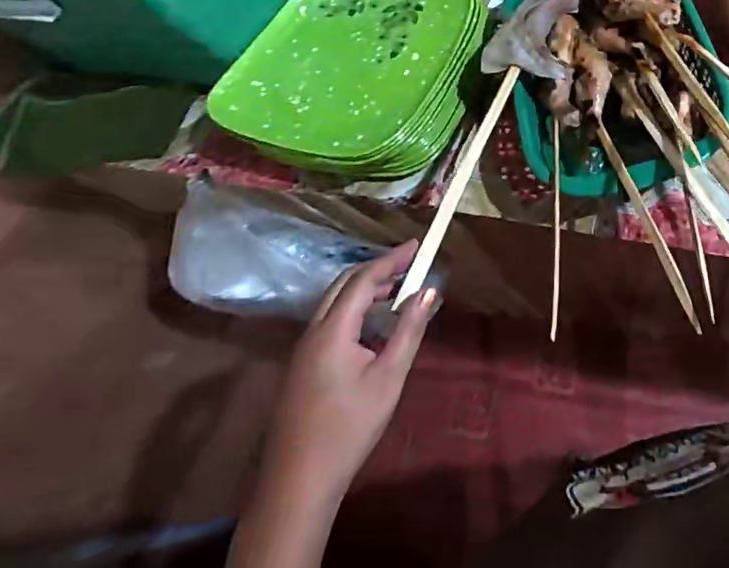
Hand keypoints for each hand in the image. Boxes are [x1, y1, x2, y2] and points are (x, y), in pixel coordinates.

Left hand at [263, 242, 439, 499]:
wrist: (299, 482)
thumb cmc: (350, 425)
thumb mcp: (390, 375)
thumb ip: (409, 329)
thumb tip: (429, 291)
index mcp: (332, 331)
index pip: (362, 280)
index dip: (391, 259)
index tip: (418, 246)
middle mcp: (312, 334)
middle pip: (343, 286)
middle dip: (378, 270)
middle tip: (411, 265)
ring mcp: (302, 352)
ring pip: (334, 305)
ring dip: (366, 292)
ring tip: (400, 293)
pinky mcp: (301, 368)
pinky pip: (329, 324)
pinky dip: (355, 311)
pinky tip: (375, 328)